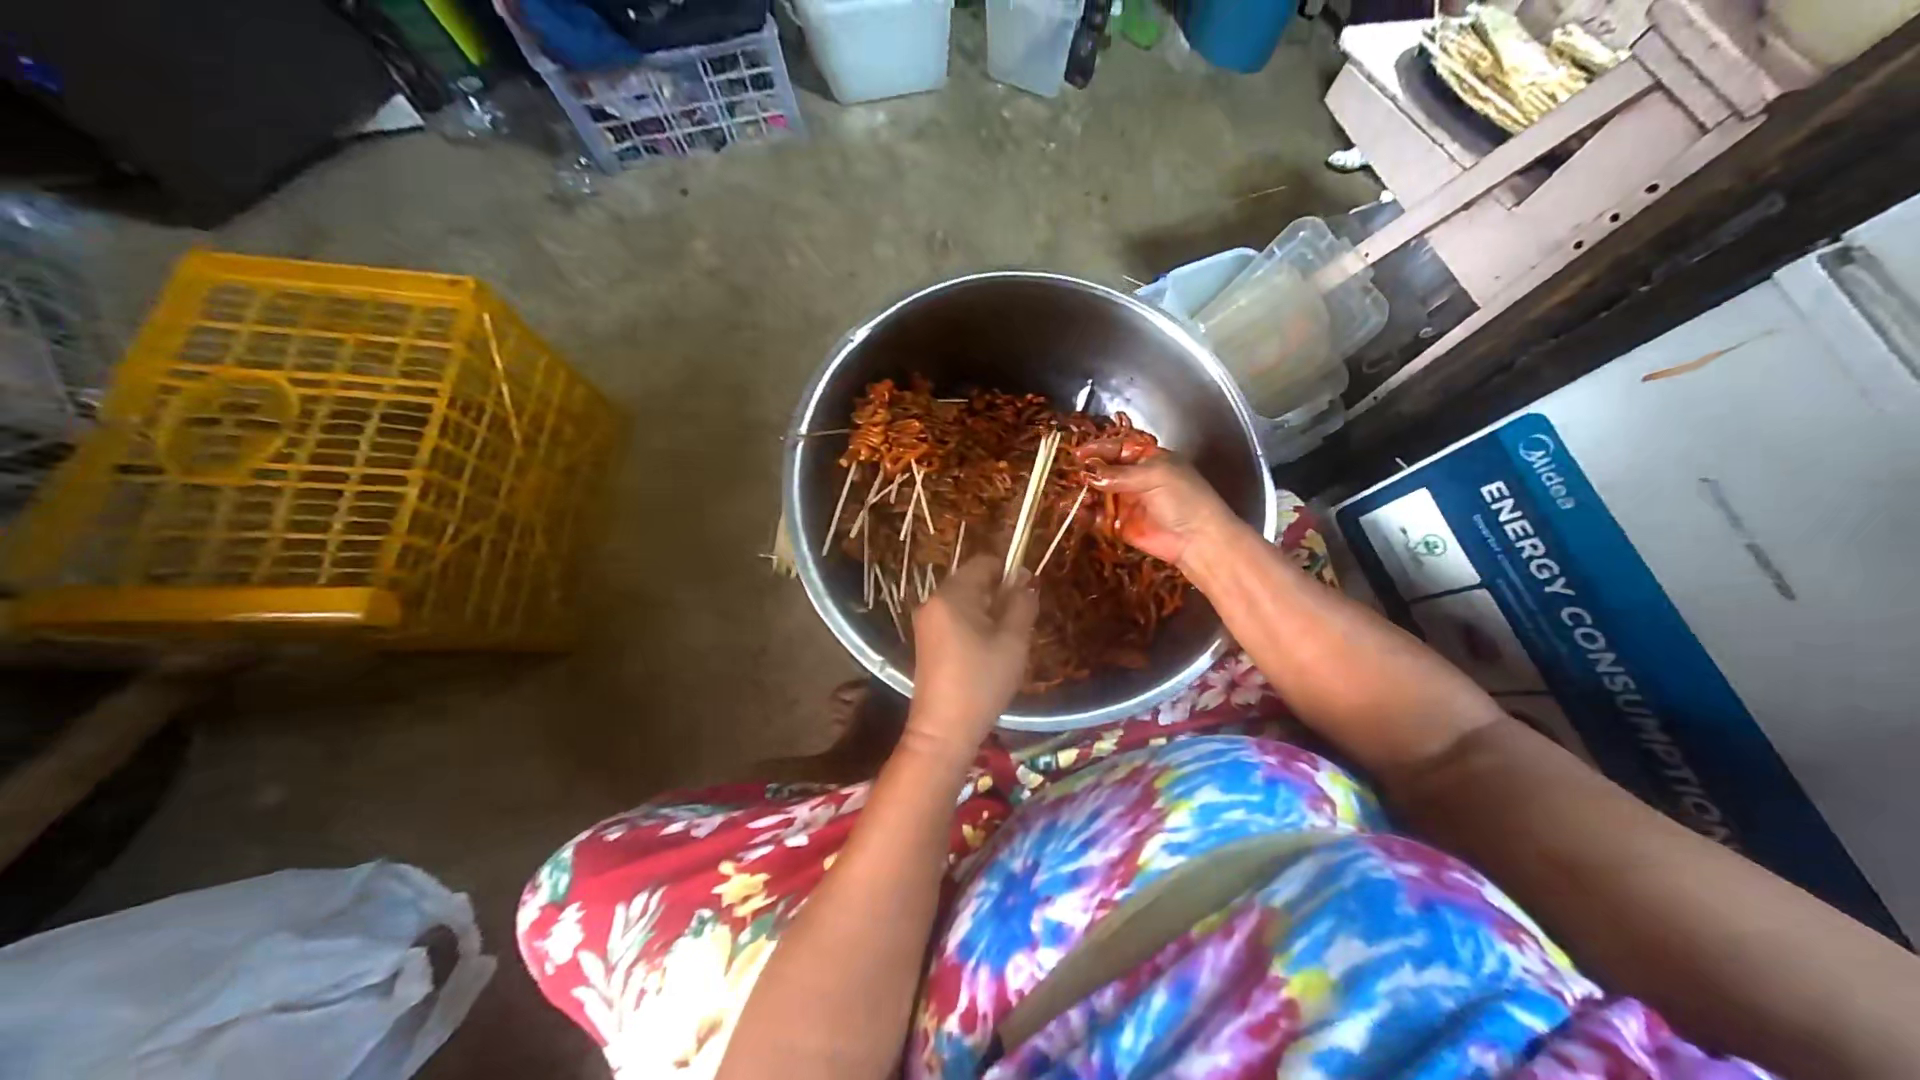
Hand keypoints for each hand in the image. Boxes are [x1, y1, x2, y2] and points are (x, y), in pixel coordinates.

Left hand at [907, 556, 1037, 761]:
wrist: (943, 729)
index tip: (1029, 592)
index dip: (1009, 571)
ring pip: (965, 602)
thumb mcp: (1013, 641)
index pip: (983, 563)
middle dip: (1000, 594)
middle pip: (972, 581)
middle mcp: (933, 602)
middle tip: (1021, 623)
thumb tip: (1025, 581)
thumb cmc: (982, 682)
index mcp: (951, 595)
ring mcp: (926, 622)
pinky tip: (988, 653)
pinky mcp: (926, 641)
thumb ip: (1022, 604)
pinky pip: (955, 620)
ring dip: (989, 613)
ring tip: (1007, 641)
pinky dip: (974, 626)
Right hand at [1074, 447, 1242, 569]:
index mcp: (1147, 458)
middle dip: (1088, 472)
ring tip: (1077, 497)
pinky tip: (1079, 513)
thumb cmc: (1185, 499)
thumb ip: (1119, 474)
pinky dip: (1086, 515)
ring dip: (1085, 494)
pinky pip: (1098, 516)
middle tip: (1076, 477)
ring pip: (1097, 493)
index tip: (1079, 454)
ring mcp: (1126, 501)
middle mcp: (1134, 477)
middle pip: (1102, 470)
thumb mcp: (1155, 476)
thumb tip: (1089, 473)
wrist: (1197, 540)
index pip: (1117, 447)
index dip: (1098, 449)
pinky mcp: (1120, 524)